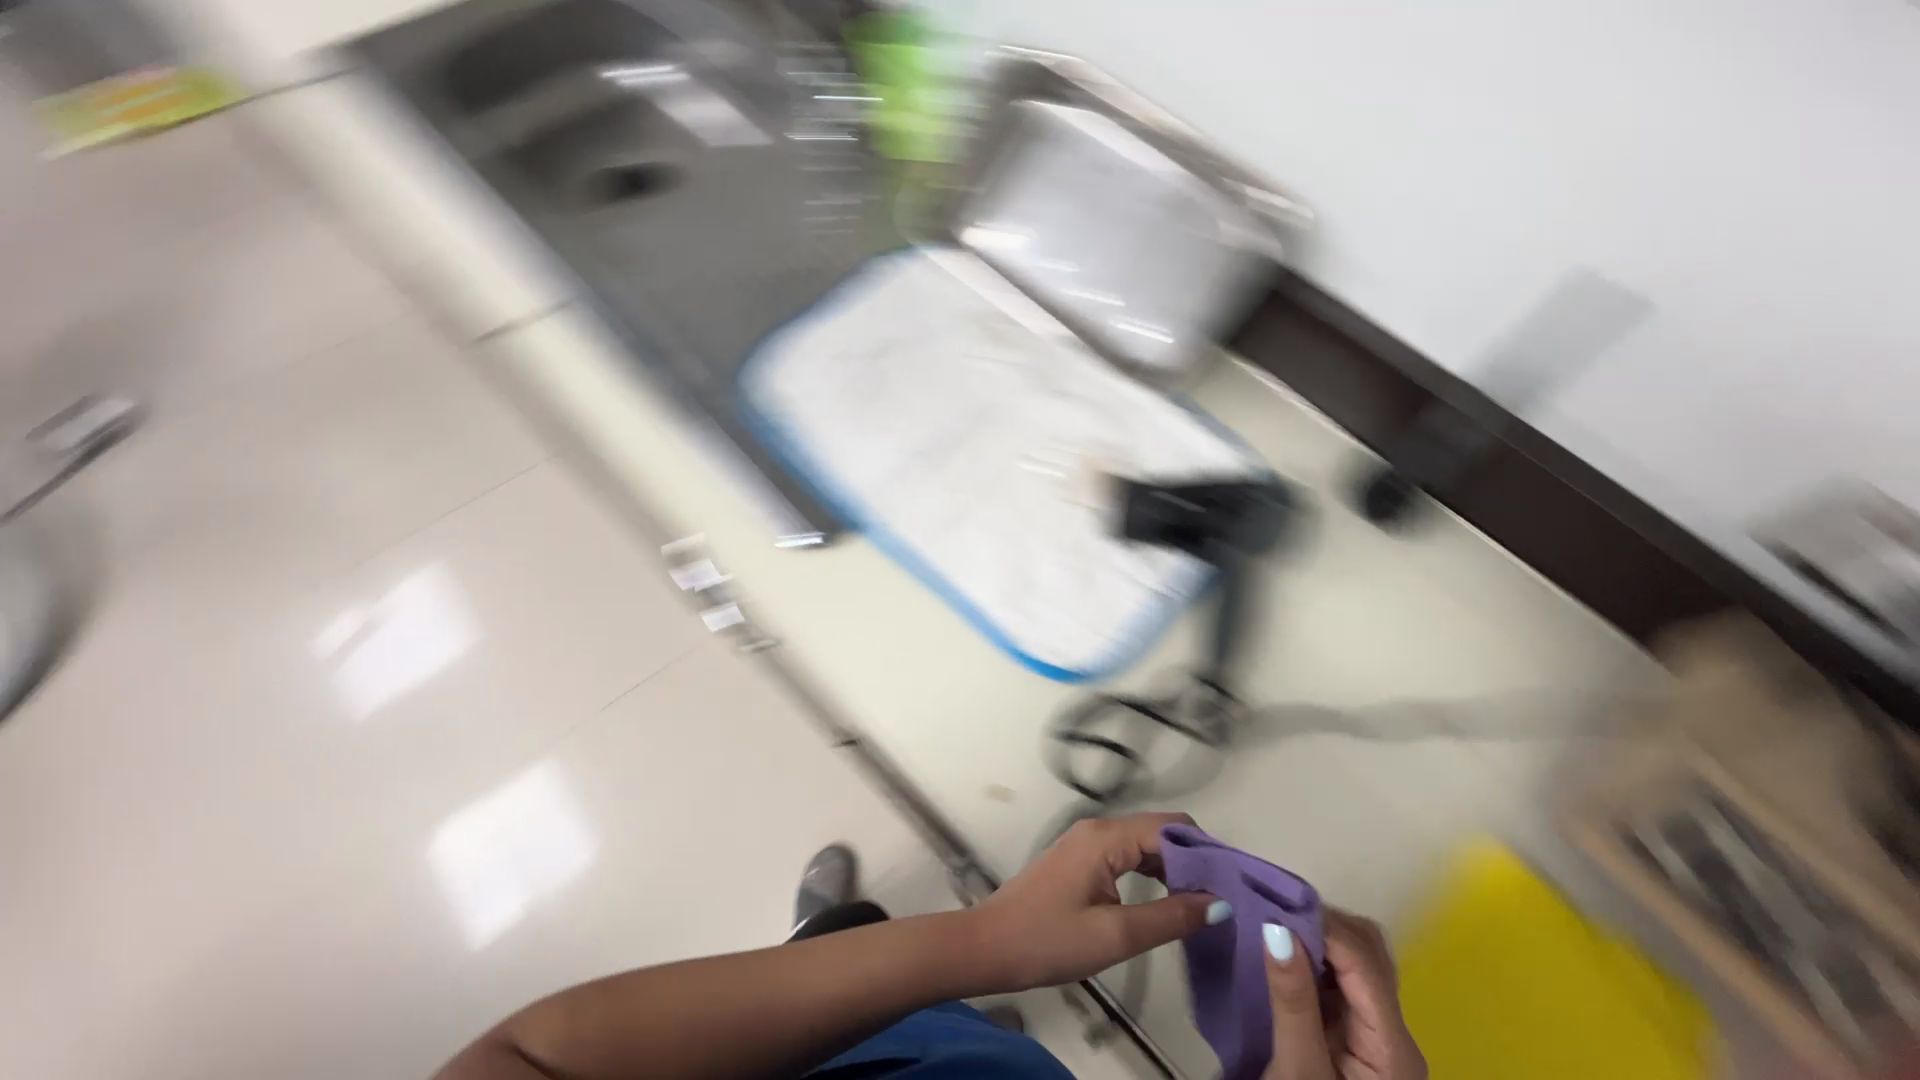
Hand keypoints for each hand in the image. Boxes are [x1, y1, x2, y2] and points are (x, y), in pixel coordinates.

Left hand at [970, 813, 1224, 992]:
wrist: (987, 947)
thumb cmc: (1048, 941)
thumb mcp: (1115, 935)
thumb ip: (1170, 917)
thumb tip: (1219, 902)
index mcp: (1105, 838)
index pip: (1171, 827)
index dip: (1206, 851)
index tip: (1235, 883)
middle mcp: (1097, 830)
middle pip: (1159, 831)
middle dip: (1194, 859)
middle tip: (1225, 898)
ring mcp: (1085, 844)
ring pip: (1143, 844)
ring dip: (1174, 867)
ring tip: (1204, 904)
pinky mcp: (1079, 861)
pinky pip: (1126, 856)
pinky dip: (1151, 873)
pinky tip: (1166, 901)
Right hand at [1262, 908, 1425, 1079]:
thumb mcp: (1297, 1072)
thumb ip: (1292, 1001)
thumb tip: (1277, 928)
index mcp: (1393, 1046)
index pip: (1363, 961)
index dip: (1321, 924)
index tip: (1269, 901)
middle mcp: (1393, 1032)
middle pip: (1369, 953)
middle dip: (1322, 923)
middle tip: (1267, 909)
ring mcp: (1374, 1034)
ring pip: (1356, 961)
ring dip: (1316, 936)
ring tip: (1269, 924)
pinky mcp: (1351, 1037)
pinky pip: (1339, 981)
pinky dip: (1311, 957)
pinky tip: (1279, 953)